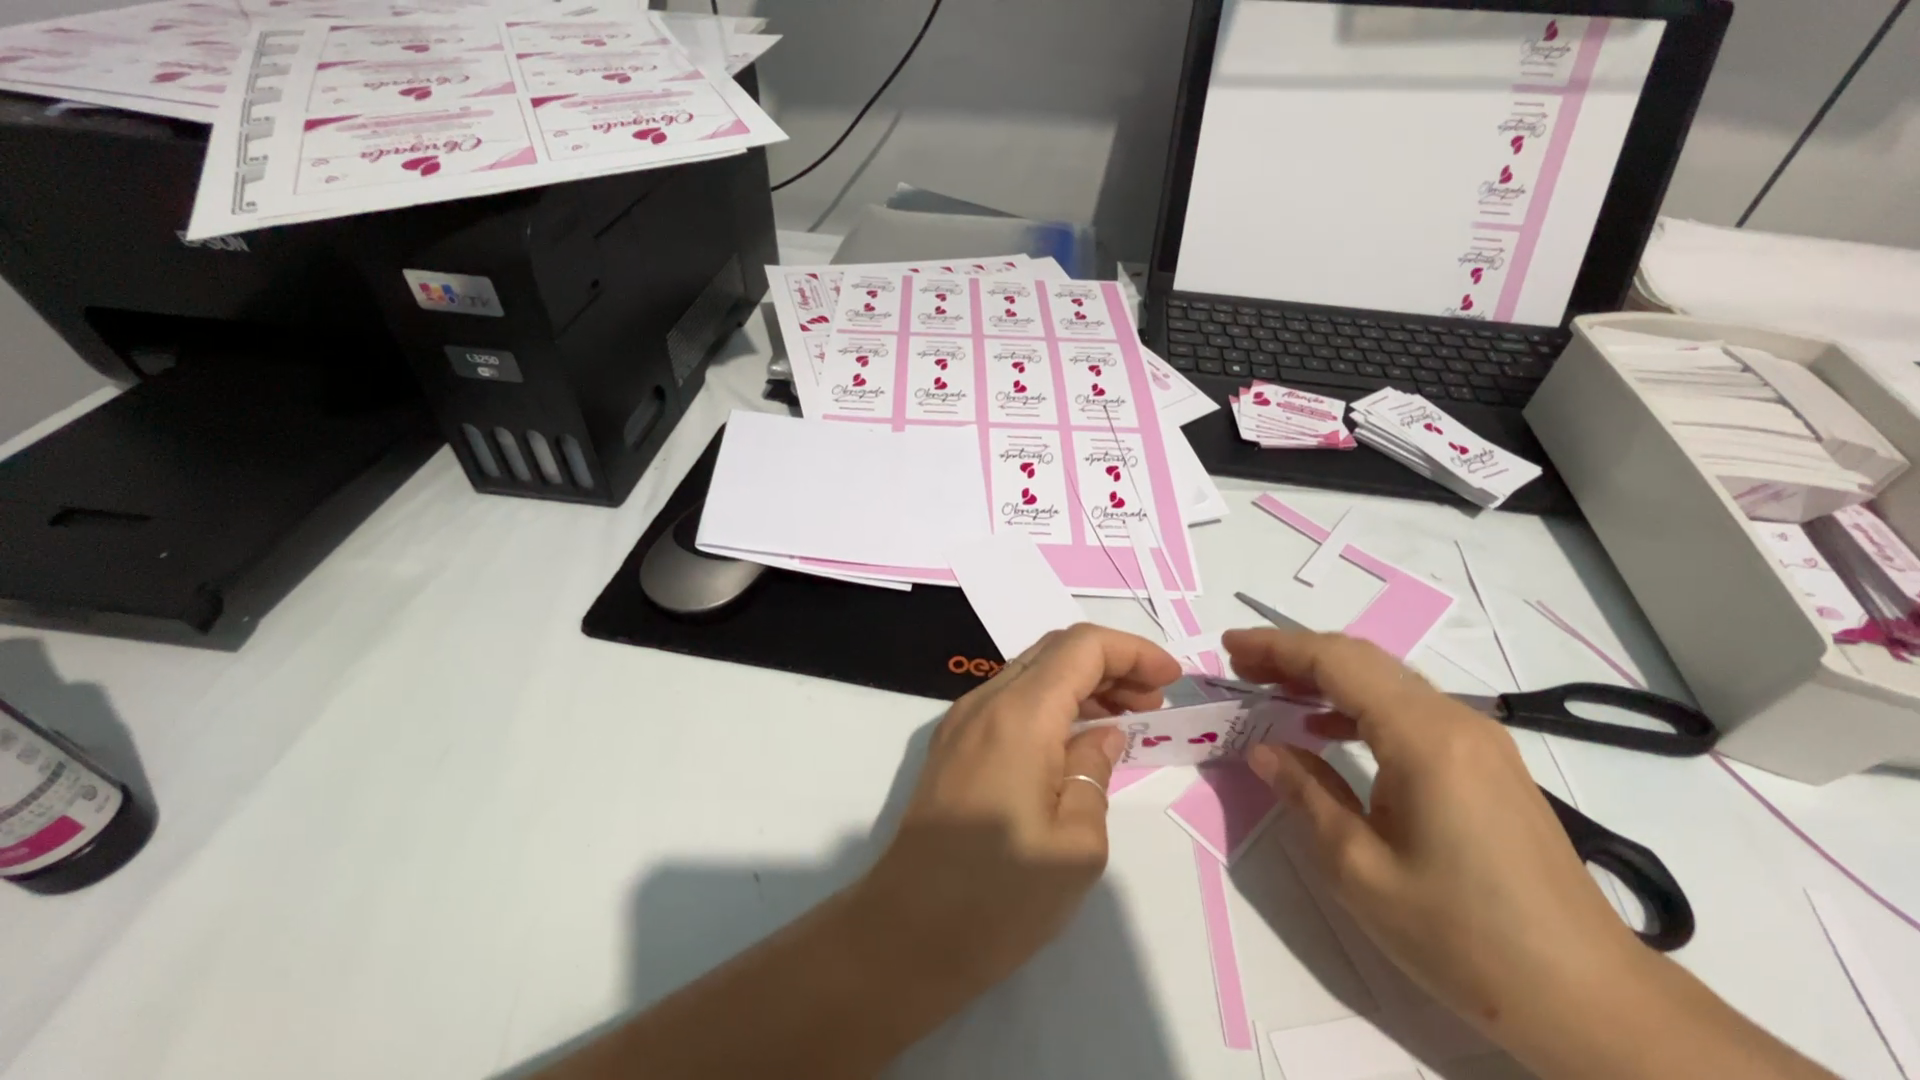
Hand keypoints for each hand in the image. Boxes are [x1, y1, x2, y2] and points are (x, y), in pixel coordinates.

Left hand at [853, 624, 1182, 995]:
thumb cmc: (1000, 896)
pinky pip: (1007, 704)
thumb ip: (1093, 773)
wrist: (907, 934)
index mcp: (1019, 716)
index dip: (1133, 652)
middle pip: (1053, 651)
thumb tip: (1101, 736)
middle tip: (1152, 703)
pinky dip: (1049, 706)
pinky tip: (1074, 743)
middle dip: (1110, 664)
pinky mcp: (950, 750)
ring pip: (1029, 674)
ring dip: (1079, 685)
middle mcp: (984, 705)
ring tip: (1123, 722)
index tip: (1170, 682)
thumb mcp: (1075, 843)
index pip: (1082, 646)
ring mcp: (960, 725)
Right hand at [1222, 628, 1642, 1031]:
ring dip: (1329, 678)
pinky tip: (1330, 729)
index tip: (1229, 646)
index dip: (1278, 648)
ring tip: (1272, 691)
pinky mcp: (1490, 766)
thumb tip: (1264, 750)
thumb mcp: (1360, 870)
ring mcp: (1481, 742)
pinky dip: (1362, 706)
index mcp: (1424, 739)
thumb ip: (1307, 795)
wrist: (1581, 992)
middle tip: (1241, 666)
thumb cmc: (1460, 934)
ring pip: (1391, 684)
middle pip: (1366, 662)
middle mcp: (1458, 722)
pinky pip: (1413, 713)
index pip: (1339, 664)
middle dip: (1297, 656)